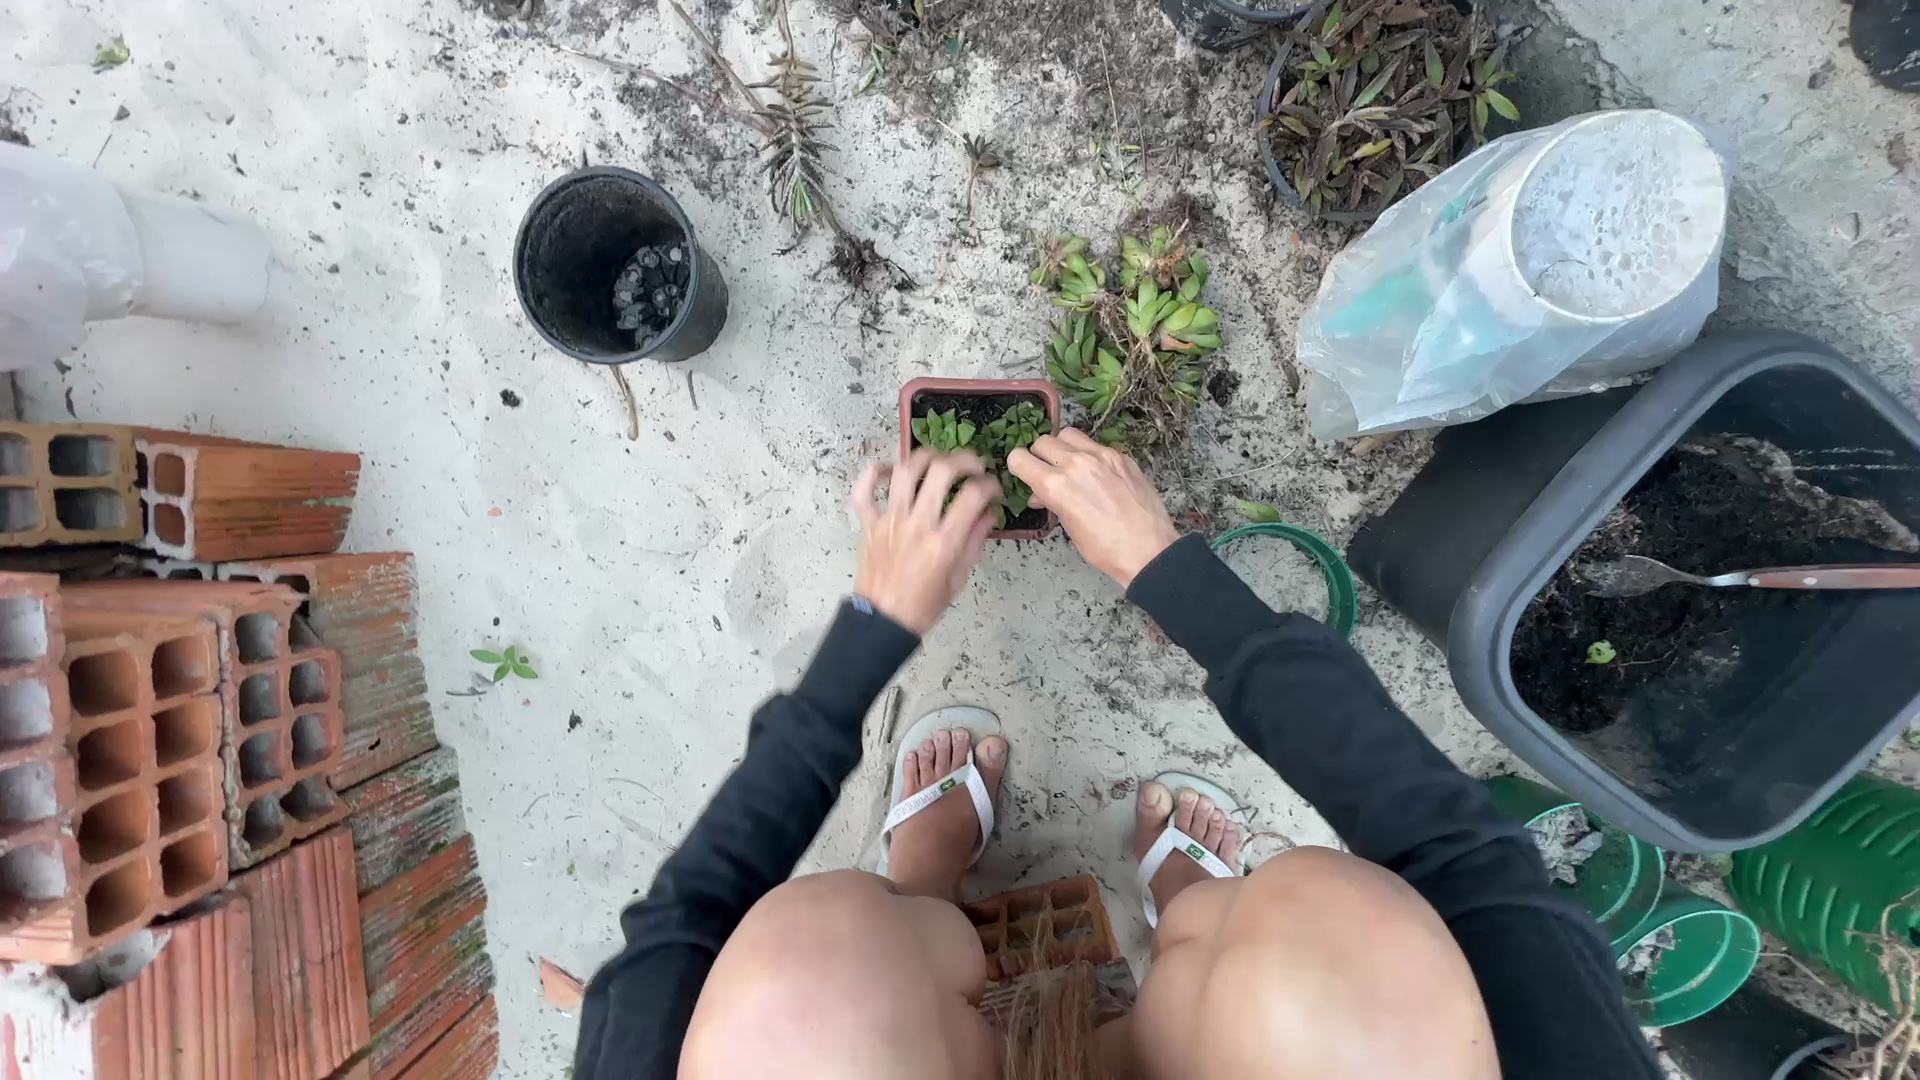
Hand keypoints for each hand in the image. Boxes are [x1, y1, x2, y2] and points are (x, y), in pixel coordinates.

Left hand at [848, 448, 999, 634]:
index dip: (990, 485)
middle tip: (973, 465)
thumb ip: (974, 542)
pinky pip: (863, 491)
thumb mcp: (958, 578)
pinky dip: (874, 473)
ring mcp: (889, 521)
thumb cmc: (924, 605)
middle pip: (941, 472)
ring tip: (938, 461)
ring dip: (925, 458)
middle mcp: (917, 524)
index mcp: (943, 542)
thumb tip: (989, 514)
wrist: (882, 622)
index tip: (994, 488)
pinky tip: (890, 470)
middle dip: (964, 460)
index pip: (973, 496)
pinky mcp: (868, 524)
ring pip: (905, 472)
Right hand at [1006, 429, 1179, 587]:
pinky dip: (1089, 454)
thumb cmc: (1104, 548)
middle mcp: (1075, 463)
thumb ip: (1052, 502)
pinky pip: (1095, 444)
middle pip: (1042, 441)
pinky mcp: (1121, 456)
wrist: (1148, 550)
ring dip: (1063, 447)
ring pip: (1068, 434)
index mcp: (1055, 485)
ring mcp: (1101, 456)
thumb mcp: (1069, 527)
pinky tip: (1098, 474)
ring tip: (1071, 466)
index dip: (1018, 467)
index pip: (1019, 458)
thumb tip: (1040, 494)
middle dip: (1039, 456)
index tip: (1025, 475)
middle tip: (1048, 472)